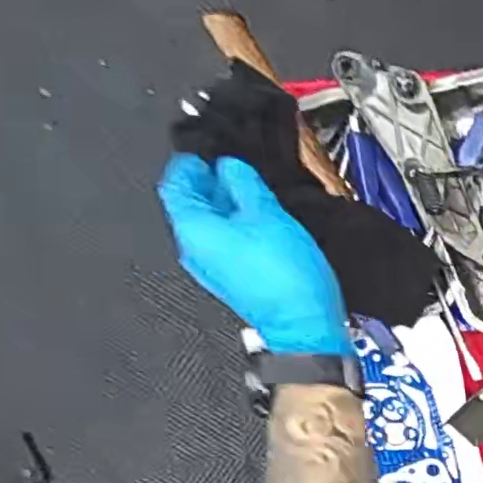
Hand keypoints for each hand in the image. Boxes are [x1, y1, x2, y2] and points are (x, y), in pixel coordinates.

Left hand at [157, 154, 350, 356]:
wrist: (306, 326)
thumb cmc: (287, 276)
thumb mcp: (269, 215)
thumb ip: (244, 183)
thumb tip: (230, 167)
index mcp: (191, 227)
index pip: (175, 182)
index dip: (192, 164)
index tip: (209, 156)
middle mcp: (193, 249)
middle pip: (192, 207)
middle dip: (214, 189)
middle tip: (238, 178)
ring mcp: (213, 270)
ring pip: (212, 230)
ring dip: (231, 214)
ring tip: (258, 207)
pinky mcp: (235, 285)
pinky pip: (229, 250)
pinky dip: (241, 236)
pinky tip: (267, 236)